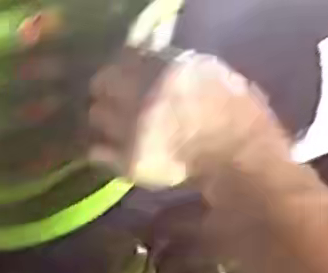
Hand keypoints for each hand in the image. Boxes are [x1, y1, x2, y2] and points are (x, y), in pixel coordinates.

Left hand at [89, 50, 286, 189]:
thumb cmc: (226, 107)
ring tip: (112, 125)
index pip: (122, 59)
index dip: (120, 67)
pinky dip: (101, 149)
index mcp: (162, 70)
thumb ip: (169, 64)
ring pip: (95, 117)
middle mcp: (142, 98)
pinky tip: (111, 149)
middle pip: (100, 85)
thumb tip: (146, 56)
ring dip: (101, 119)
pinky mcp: (127, 162)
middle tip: (112, 100)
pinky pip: (96, 152)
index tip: (122, 75)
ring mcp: (132, 132)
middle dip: (105, 91)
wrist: (232, 151)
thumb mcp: (201, 69)